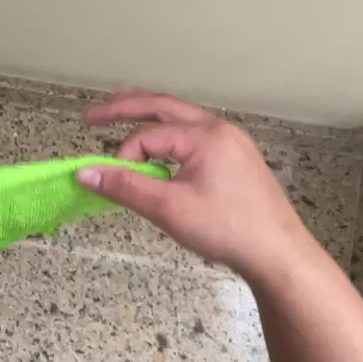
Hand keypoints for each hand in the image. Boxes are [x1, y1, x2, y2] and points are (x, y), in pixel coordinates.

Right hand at [77, 91, 318, 282]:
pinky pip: (192, 133)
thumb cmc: (226, 229)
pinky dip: (166, 131)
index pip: (146, 136)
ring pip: (179, 117)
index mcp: (205, 136)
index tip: (116, 185)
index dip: (124, 159)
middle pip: (163, 107)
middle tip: (92, 114)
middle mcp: (218, 130)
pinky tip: (156, 144)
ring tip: (118, 112)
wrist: (278, 254)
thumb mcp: (167, 208)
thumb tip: (84, 172)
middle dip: (124, 107)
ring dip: (146, 114)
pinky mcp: (234, 157)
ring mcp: (230, 142)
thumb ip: (124, 186)